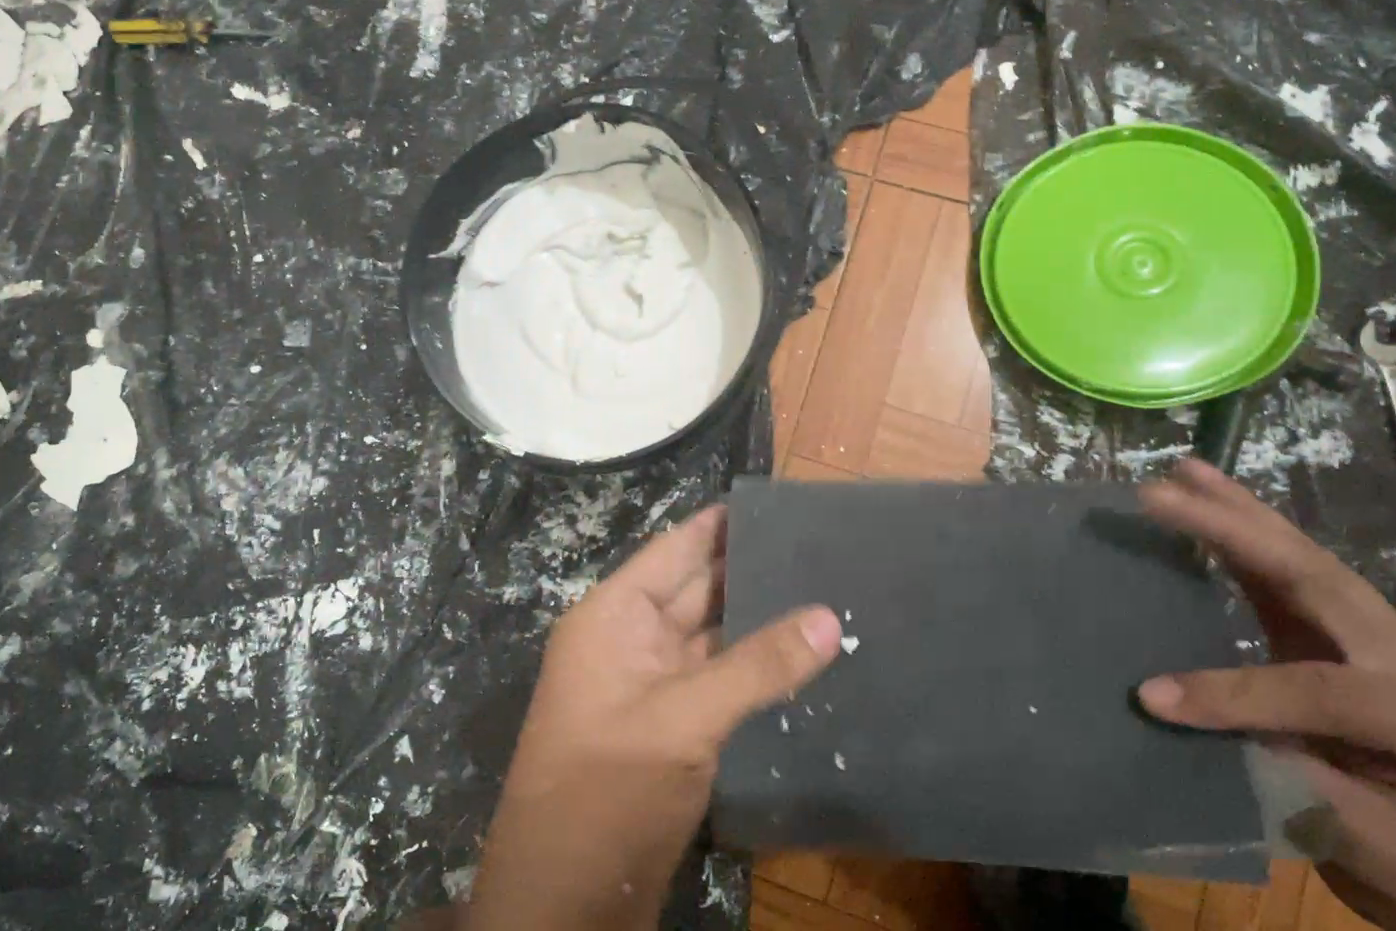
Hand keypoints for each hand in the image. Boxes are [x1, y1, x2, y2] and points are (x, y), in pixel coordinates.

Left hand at [466, 506, 842, 930]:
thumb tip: (831, 618)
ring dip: (759, 621)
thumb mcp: (682, 719)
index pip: (674, 551)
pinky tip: (803, 658)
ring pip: (711, 638)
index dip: (721, 526)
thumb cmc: (606, 790)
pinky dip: (754, 669)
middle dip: (752, 571)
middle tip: (823, 549)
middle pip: (697, 591)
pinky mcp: (671, 731)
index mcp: (613, 618)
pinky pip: (718, 682)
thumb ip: (756, 666)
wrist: (564, 902)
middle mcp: (629, 642)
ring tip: (827, 592)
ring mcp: (649, 689)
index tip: (780, 503)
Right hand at [1135, 461, 1395, 930]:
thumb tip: (1173, 715)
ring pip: (1310, 564)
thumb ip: (1281, 775)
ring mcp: (1383, 644)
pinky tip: (1209, 513)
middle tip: (1162, 492)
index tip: (1153, 699)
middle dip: (1238, 532)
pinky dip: (1247, 541)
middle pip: (1323, 582)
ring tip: (1184, 470)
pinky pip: (1293, 581)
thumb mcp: (1367, 847)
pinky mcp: (1346, 641)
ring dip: (1242, 514)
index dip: (1239, 693)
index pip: (1328, 691)